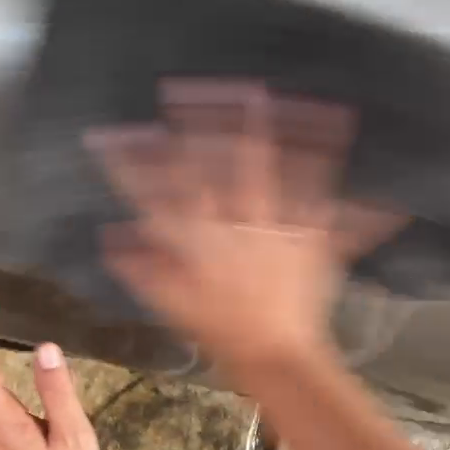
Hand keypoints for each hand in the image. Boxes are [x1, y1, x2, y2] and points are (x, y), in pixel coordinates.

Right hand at [85, 80, 400, 373]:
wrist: (276, 358)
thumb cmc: (222, 335)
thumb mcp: (174, 305)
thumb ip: (143, 270)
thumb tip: (110, 239)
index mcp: (202, 242)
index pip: (165, 193)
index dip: (140, 160)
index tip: (124, 133)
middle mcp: (237, 226)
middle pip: (215, 169)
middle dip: (201, 126)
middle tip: (185, 90)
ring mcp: (276, 227)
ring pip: (268, 171)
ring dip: (260, 130)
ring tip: (255, 92)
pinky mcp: (310, 235)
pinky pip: (323, 194)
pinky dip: (328, 157)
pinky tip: (339, 122)